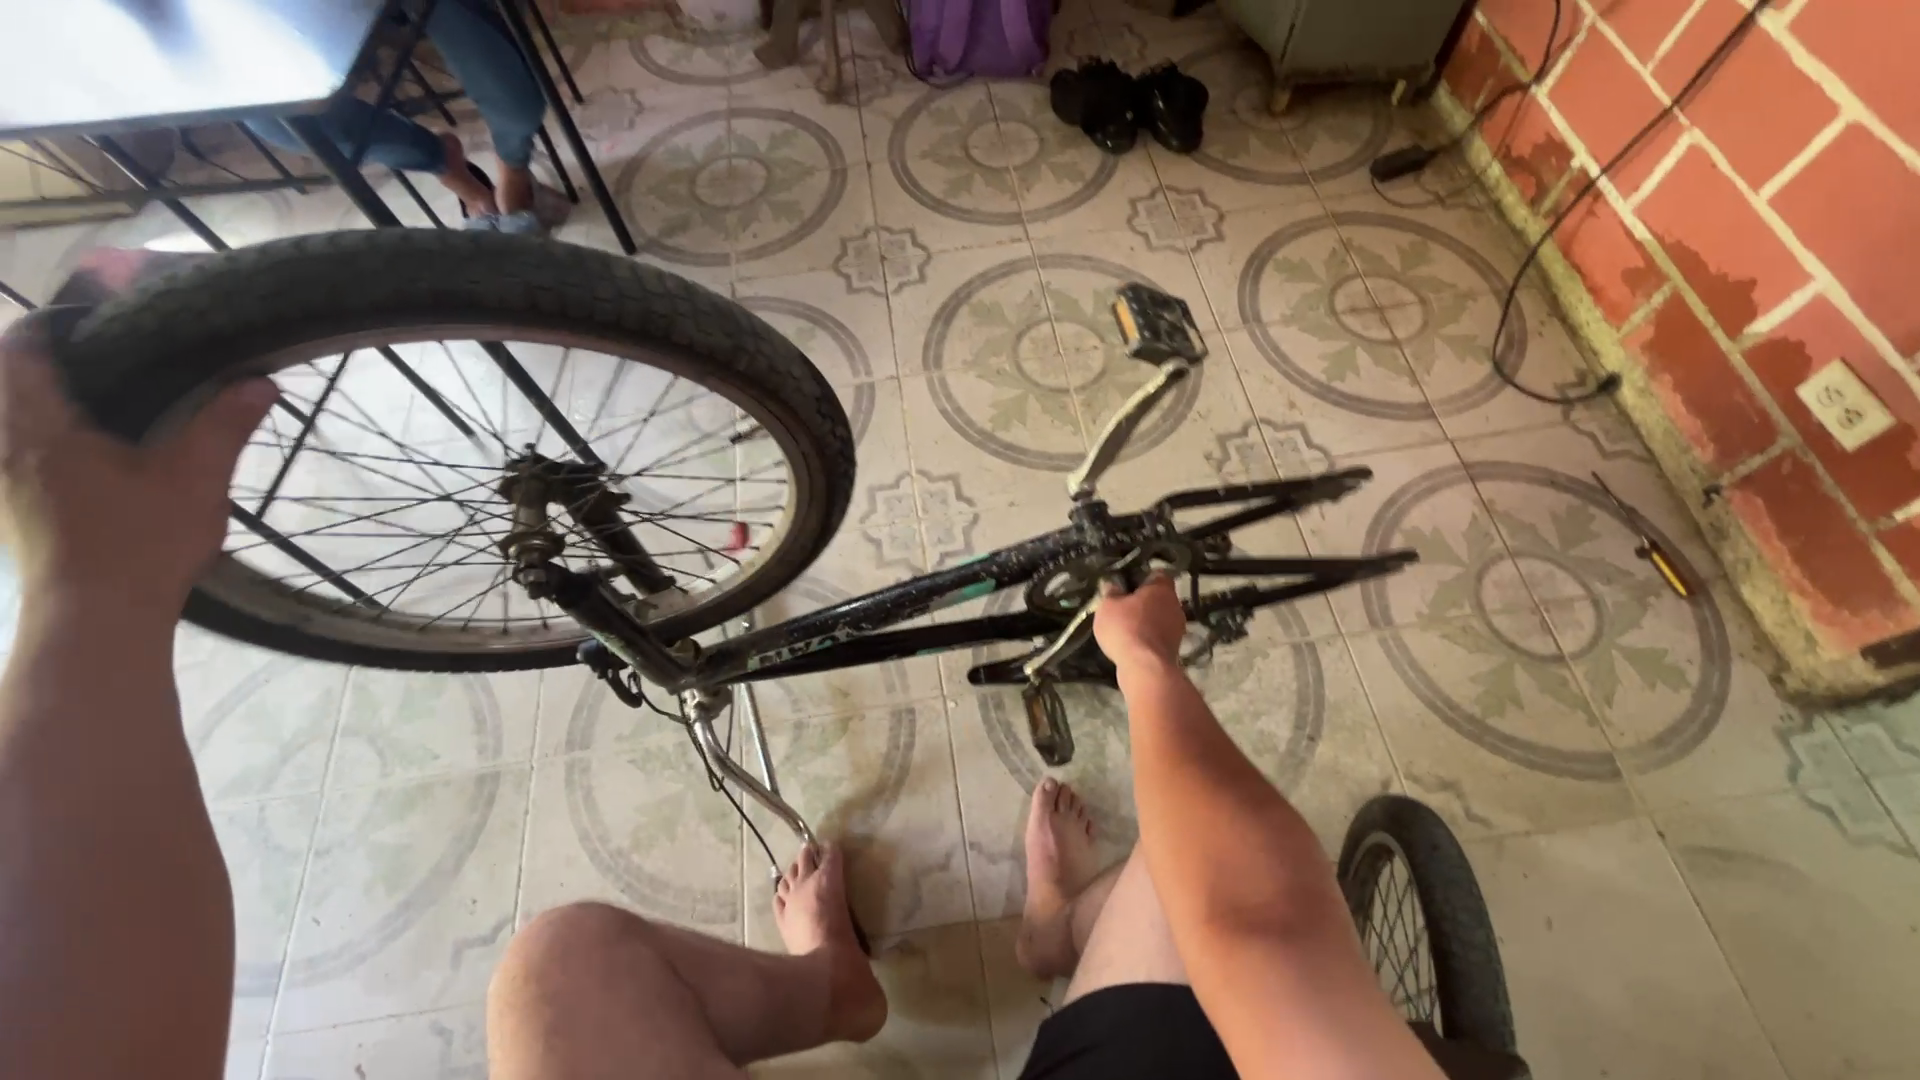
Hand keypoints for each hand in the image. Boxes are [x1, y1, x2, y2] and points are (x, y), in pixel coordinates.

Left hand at [0, 317, 276, 614]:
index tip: (94, 323)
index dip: (52, 327)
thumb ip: (222, 426)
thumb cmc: (143, 539)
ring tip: (92, 406)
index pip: (23, 350)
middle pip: (6, 383)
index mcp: (39, 427)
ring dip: (35, 405)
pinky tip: (78, 458)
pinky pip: (11, 455)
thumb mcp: (196, 479)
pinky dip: (35, 441)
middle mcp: (1, 445)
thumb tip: (260, 381)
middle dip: (42, 364)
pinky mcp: (5, 511)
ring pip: (5, 422)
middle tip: (101, 361)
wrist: (98, 613)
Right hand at [1093, 571, 1185, 671]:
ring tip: (1125, 628)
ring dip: (1146, 621)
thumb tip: (1112, 584)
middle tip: (1123, 606)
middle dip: (1144, 601)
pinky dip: (1148, 638)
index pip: (1158, 574)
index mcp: (1162, 588)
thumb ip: (1110, 593)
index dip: (1143, 577)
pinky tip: (1132, 644)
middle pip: (1159, 597)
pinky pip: (1158, 636)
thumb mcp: (1108, 606)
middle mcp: (1175, 605)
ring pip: (1160, 618)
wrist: (1145, 668)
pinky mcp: (1174, 648)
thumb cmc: (1126, 628)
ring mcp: (1177, 629)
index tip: (1128, 584)